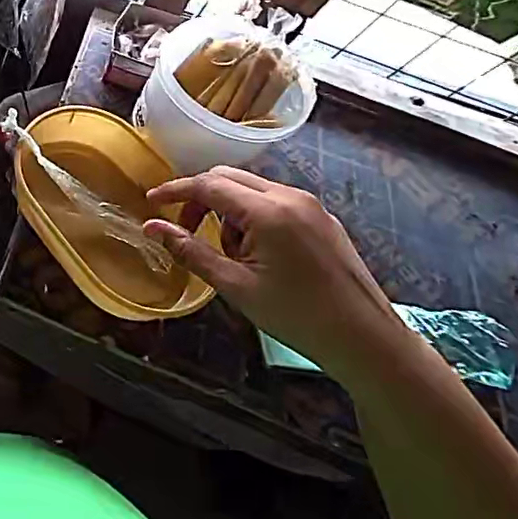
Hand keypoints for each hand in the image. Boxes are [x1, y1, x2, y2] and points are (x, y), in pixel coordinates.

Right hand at [144, 167, 422, 382]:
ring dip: (227, 209)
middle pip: (228, 178)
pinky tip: (255, 251)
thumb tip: (151, 227)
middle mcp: (290, 197)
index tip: (150, 201)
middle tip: (185, 229)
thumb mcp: (234, 285)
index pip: (208, 185)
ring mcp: (310, 206)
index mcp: (267, 211)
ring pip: (251, 188)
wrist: (367, 340)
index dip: (175, 191)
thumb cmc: (296, 316)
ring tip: (228, 252)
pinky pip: (274, 201)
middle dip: (200, 198)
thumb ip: (190, 251)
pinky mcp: (322, 218)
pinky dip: (252, 215)